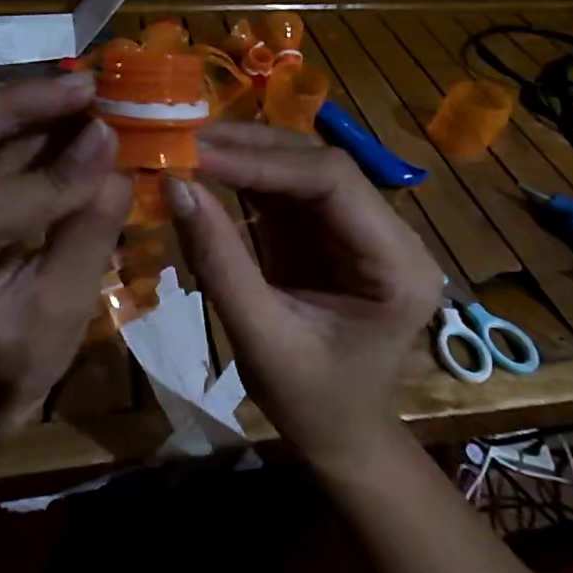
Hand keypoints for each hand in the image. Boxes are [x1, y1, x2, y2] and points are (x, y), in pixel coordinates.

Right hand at [165, 122, 438, 465]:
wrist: (336, 431)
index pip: (332, 183)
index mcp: (396, 263)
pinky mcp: (322, 233)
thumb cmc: (308, 399)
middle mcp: (386, 233)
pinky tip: (203, 170)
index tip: (195, 154)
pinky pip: (281, 189)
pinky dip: (239, 177)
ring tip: (185, 148)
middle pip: (318, 164)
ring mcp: (354, 229)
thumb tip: (175, 186)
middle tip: (182, 141)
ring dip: (242, 155)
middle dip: (249, 149)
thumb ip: (219, 260)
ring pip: (298, 167)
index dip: (261, 161)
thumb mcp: (259, 335)